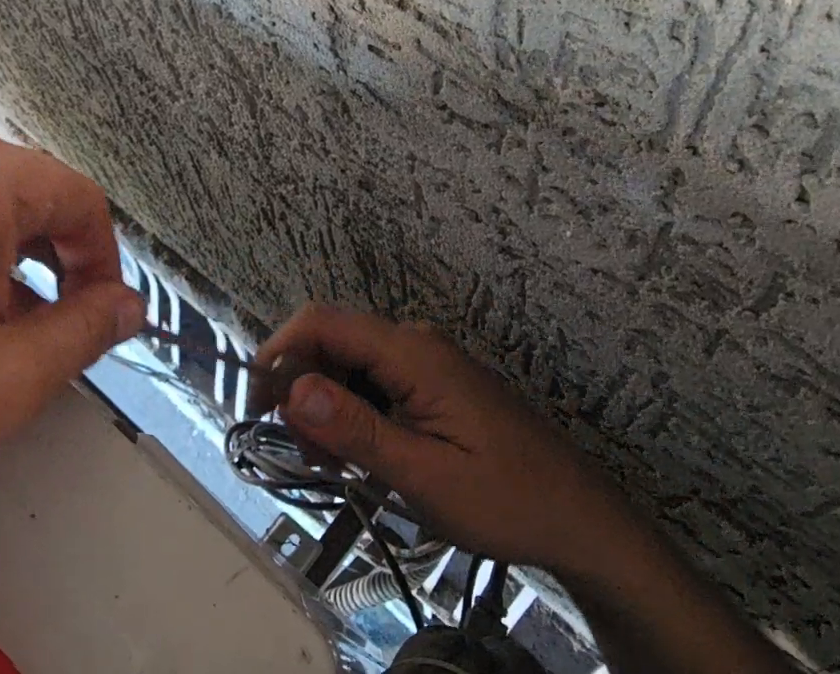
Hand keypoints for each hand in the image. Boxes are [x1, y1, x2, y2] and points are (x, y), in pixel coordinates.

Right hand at [245, 304, 636, 578]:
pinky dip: (353, 411)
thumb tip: (291, 388)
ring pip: (349, 362)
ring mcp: (426, 361)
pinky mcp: (433, 381)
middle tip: (311, 458)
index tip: (259, 405)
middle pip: (331, 340)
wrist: (580, 518)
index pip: (322, 321)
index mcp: (413, 354)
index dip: (279, 352)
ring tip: (338, 465)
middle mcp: (416, 343)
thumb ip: (356, 430)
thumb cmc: (507, 501)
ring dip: (326, 406)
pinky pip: (374, 379)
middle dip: (303, 389)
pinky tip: (363, 454)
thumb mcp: (424, 476)